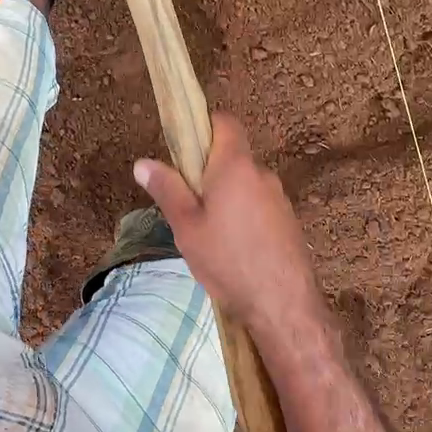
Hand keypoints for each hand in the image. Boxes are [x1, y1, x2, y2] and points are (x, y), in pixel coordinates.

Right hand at [134, 113, 321, 331]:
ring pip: (245, 184)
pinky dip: (243, 215)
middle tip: (186, 201)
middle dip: (208, 171)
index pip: (225, 122)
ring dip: (226, 196)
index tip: (184, 145)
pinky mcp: (289, 223)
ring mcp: (279, 199)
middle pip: (232, 156)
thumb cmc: (229, 260)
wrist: (285, 309)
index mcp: (235, 166)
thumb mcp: (186, 227)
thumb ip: (166, 190)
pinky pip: (259, 206)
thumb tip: (142, 163)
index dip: (204, 124)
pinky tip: (232, 249)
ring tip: (207, 232)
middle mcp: (261, 174)